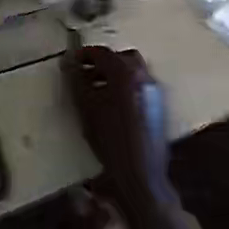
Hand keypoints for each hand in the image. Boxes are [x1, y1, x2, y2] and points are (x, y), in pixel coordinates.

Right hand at [67, 45, 170, 205]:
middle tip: (85, 73)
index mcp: (125, 73)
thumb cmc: (110, 140)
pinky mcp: (158, 107)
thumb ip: (77, 81)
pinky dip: (125, 86)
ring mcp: (154, 91)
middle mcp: (143, 76)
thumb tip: (69, 63)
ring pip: (133, 71)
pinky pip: (139, 86)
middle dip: (102, 62)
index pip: (102, 53)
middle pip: (121, 58)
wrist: (140, 175)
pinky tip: (112, 105)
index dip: (84, 54)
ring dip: (114, 74)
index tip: (71, 61)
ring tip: (96, 90)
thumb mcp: (86, 109)